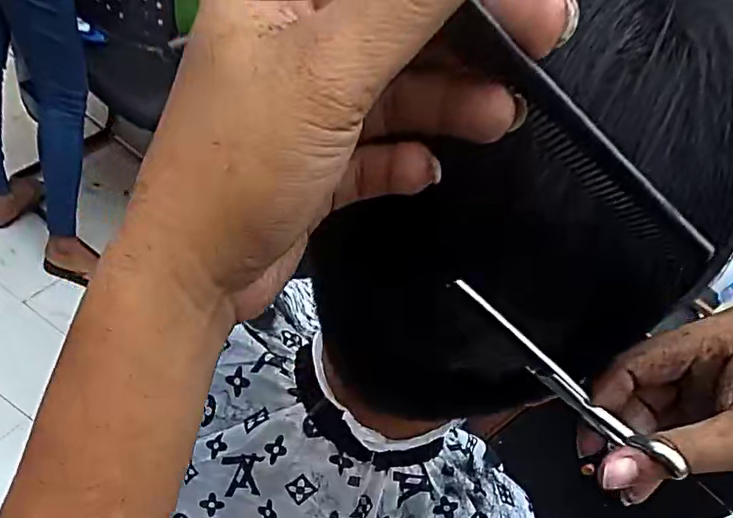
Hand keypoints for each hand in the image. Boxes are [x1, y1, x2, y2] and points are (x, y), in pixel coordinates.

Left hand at [112, 0, 571, 319]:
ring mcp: (306, 105)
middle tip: (536, 51)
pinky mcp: (315, 162)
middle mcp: (295, 38)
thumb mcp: (327, 71)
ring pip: (396, 87)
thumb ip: (406, 5)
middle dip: (471, 37)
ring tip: (495, 119)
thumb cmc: (236, 169)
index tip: (531, 4)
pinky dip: (404, 157)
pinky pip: (376, 148)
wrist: (197, 274)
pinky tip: (425, 168)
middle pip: (402, 20)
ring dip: (448, 103)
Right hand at [578, 305, 732, 503]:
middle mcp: (727, 343)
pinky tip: (676, 468)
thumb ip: (671, 456)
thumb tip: (615, 470)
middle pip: (646, 389)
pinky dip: (679, 446)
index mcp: (727, 331)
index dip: (605, 407)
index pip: (635, 364)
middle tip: (623, 473)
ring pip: (667, 407)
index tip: (594, 447)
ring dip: (654, 446)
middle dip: (631, 436)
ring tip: (651, 480)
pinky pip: (692, 417)